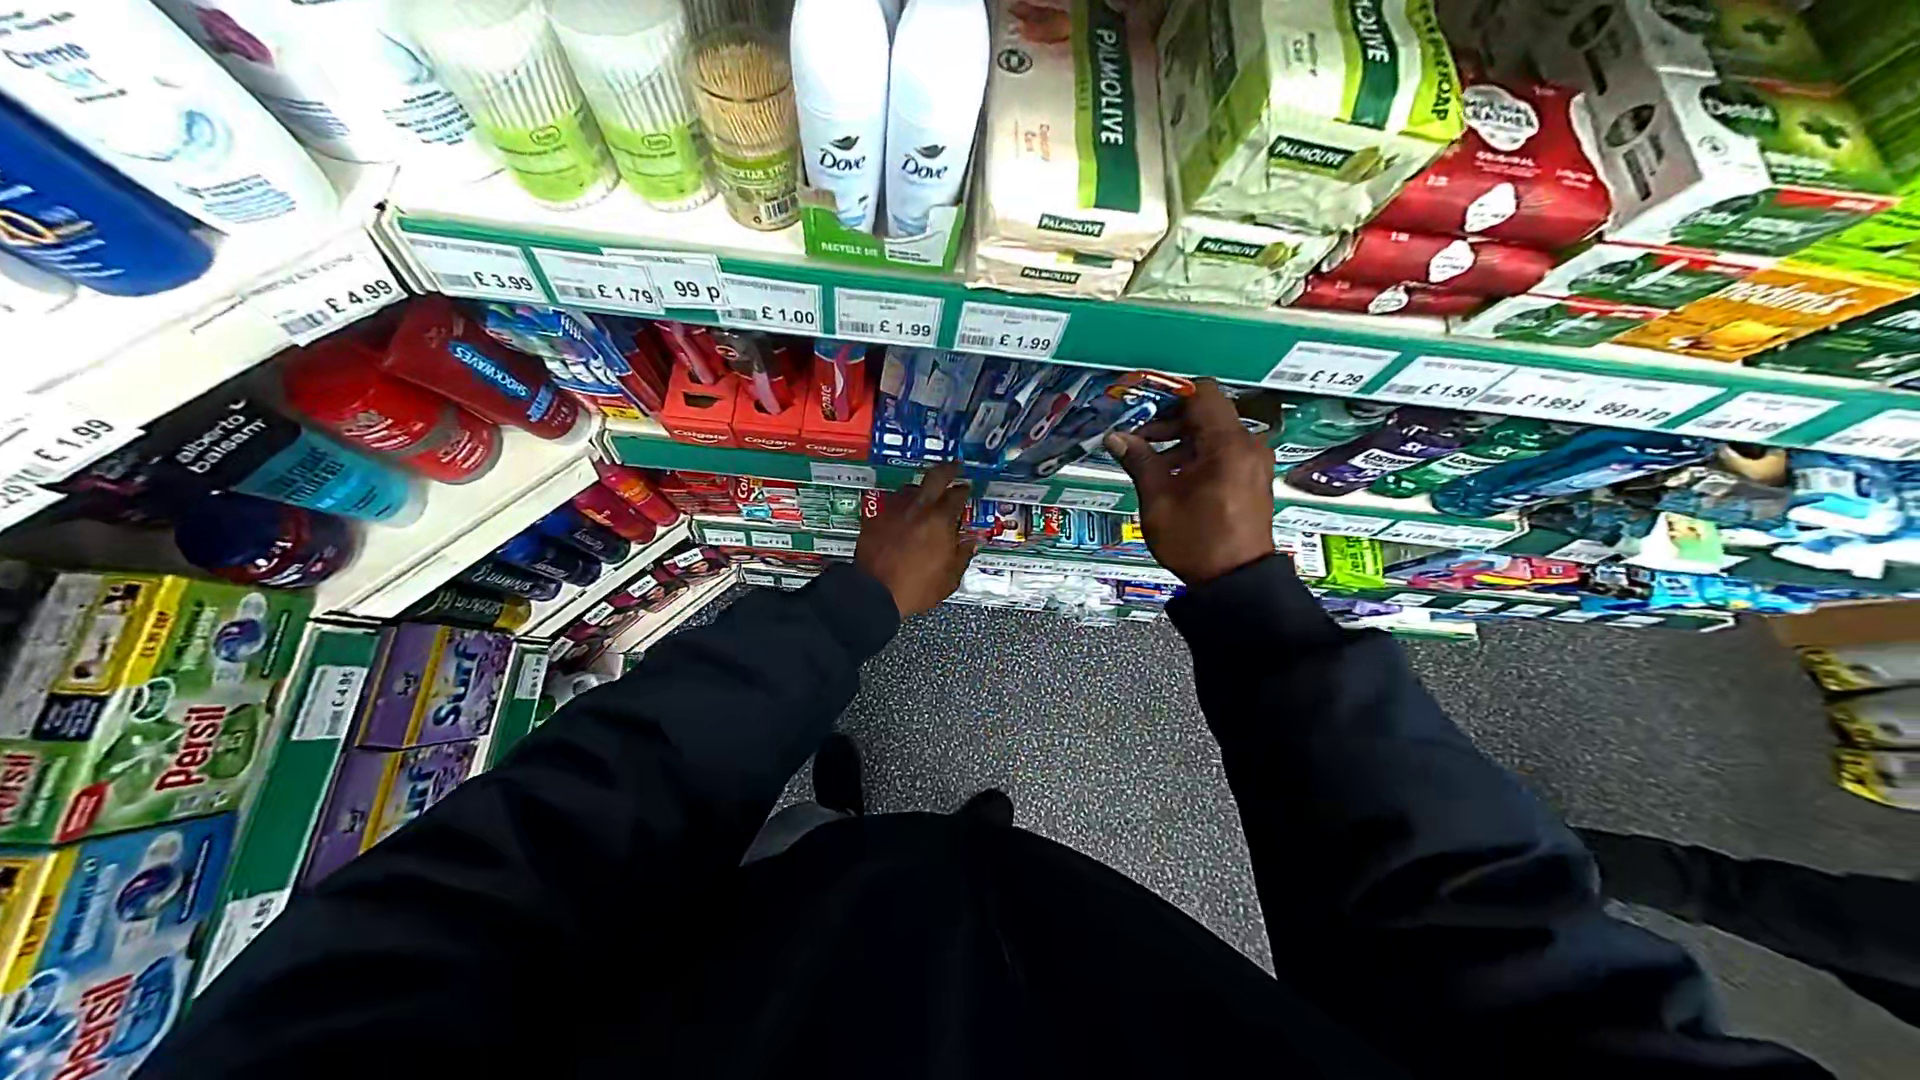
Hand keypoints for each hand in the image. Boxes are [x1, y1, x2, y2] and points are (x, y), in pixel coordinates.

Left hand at [856, 462, 977, 616]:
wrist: (874, 593)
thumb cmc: (913, 588)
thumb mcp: (949, 578)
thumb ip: (962, 555)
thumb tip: (970, 544)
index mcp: (940, 521)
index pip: (957, 495)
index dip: (964, 490)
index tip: (966, 489)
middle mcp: (917, 509)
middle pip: (934, 477)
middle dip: (947, 470)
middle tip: (953, 468)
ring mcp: (893, 511)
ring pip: (910, 487)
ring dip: (922, 488)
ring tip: (926, 494)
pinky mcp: (875, 519)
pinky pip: (891, 503)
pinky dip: (901, 504)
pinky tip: (903, 513)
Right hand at [1104, 378, 1273, 584]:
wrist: (1236, 581)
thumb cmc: (1196, 540)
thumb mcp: (1158, 499)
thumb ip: (1138, 461)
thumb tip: (1115, 436)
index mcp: (1227, 444)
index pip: (1202, 392)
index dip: (1169, 394)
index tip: (1142, 409)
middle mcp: (1247, 444)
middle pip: (1207, 411)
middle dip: (1170, 421)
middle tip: (1139, 441)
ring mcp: (1253, 461)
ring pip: (1214, 432)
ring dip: (1182, 439)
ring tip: (1153, 464)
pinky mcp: (1252, 476)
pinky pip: (1224, 450)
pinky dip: (1198, 454)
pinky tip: (1174, 477)